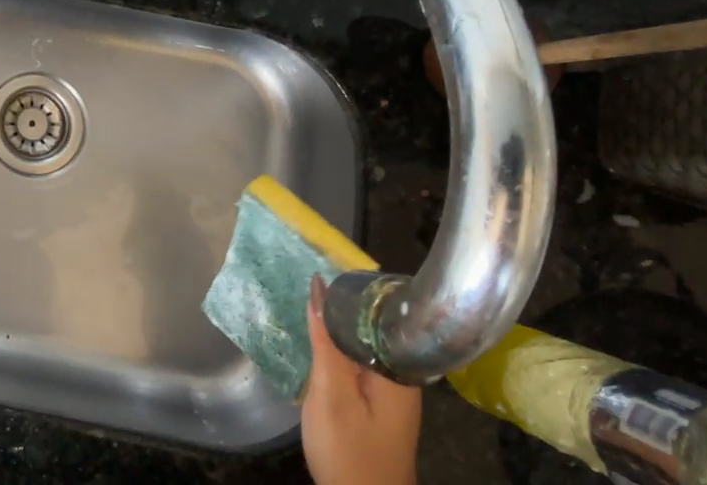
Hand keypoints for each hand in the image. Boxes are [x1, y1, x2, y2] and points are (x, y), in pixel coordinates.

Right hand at [302, 274, 421, 484]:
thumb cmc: (350, 451)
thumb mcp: (331, 393)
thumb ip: (327, 340)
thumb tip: (320, 286)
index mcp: (399, 369)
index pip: (382, 310)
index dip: (355, 281)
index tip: (324, 254)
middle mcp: (400, 375)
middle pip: (372, 323)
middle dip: (342, 298)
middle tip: (305, 270)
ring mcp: (390, 391)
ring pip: (362, 341)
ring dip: (337, 320)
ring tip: (305, 293)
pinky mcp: (376, 403)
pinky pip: (356, 359)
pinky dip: (336, 343)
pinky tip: (315, 336)